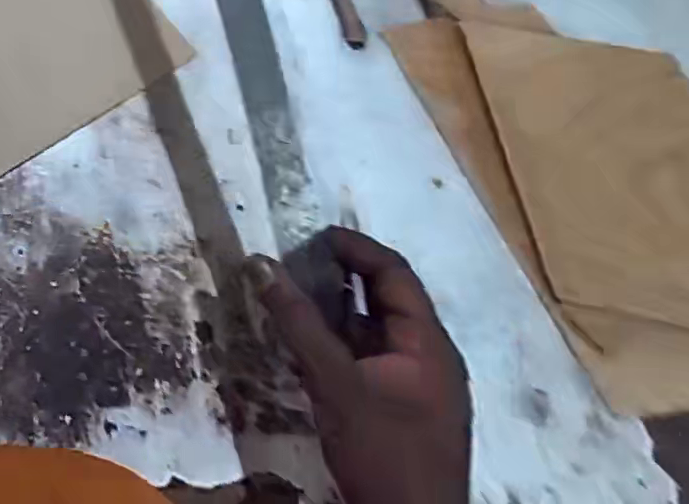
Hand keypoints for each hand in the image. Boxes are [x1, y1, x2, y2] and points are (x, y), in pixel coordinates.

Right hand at [251, 228, 470, 503]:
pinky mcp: (397, 405)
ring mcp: (414, 384)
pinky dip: (337, 336)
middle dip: (342, 272)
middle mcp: (428, 357)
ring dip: (335, 304)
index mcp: (428, 344)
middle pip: (386, 297)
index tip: (314, 234)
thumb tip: (259, 262)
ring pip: (373, 326)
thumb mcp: (334, 383)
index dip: (356, 247)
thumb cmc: (383, 454)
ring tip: (294, 289)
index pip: (395, 274)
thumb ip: (297, 321)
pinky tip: (306, 337)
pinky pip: (367, 353)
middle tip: (298, 257)